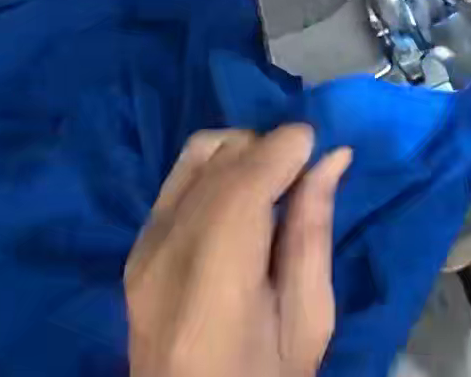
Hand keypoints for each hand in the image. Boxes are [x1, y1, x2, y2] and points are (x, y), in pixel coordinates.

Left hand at [125, 125, 351, 376]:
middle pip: (222, 161)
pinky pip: (182, 171)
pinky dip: (219, 163)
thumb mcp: (307, 323)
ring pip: (200, 152)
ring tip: (274, 181)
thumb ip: (313, 232)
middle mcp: (164, 259)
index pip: (243, 187)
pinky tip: (242, 190)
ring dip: (245, 150)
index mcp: (212, 297)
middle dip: (271, 147)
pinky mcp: (137, 242)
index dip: (284, 148)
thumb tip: (333, 156)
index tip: (320, 146)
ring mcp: (143, 248)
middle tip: (304, 171)